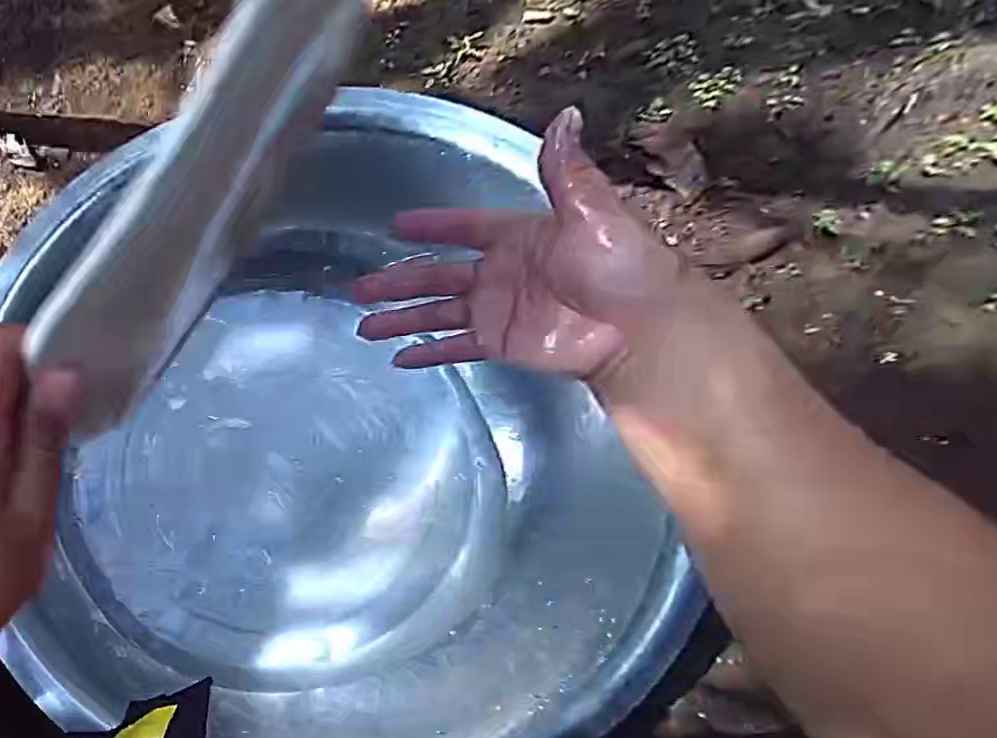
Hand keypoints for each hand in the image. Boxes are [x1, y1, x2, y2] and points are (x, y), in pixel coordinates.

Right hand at [353, 106, 690, 382]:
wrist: (637, 329)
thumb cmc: (620, 268)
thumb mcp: (593, 214)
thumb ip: (565, 175)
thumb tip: (563, 120)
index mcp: (517, 238)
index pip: (465, 229)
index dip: (431, 226)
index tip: (396, 226)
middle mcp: (499, 273)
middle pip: (435, 277)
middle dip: (396, 283)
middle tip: (359, 289)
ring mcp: (495, 311)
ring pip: (435, 314)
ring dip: (400, 320)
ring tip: (365, 326)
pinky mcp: (496, 343)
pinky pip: (453, 347)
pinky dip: (427, 353)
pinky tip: (399, 358)